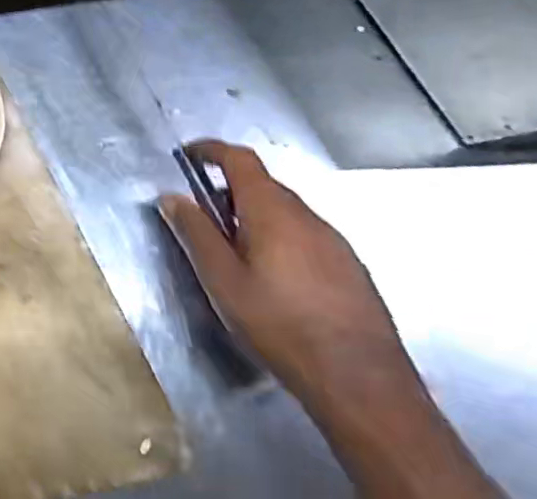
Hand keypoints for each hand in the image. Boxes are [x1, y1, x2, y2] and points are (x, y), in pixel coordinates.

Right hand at [160, 141, 416, 407]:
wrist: (364, 386)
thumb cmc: (280, 325)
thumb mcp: (222, 279)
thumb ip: (195, 232)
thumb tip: (172, 197)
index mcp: (273, 211)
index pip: (240, 159)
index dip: (211, 150)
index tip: (188, 155)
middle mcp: (308, 217)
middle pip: (263, 185)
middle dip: (229, 189)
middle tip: (203, 215)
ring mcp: (337, 244)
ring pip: (286, 212)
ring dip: (255, 216)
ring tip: (234, 251)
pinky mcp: (352, 270)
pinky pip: (307, 236)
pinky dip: (280, 238)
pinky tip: (273, 277)